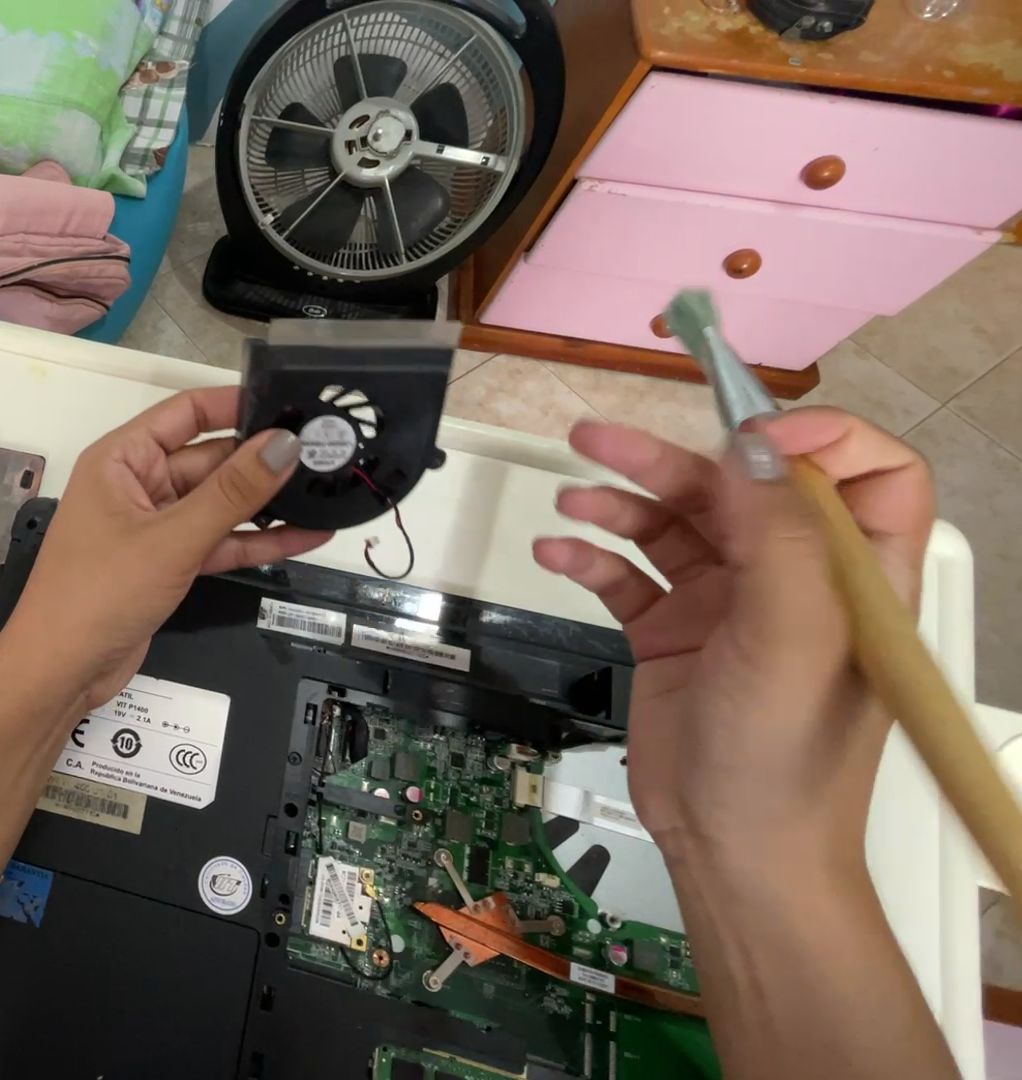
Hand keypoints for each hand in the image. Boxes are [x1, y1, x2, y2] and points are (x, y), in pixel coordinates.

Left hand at [0, 387, 331, 708]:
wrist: (61, 670)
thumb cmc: (99, 593)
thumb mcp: (171, 538)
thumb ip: (231, 492)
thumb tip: (283, 444)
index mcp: (121, 460)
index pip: (185, 413)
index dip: (236, 404)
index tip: (290, 402)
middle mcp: (137, 485)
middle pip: (209, 459)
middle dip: (262, 459)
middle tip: (325, 452)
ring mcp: (153, 526)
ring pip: (217, 504)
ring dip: (264, 503)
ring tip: (326, 490)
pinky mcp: (166, 563)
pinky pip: (216, 541)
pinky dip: (253, 542)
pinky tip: (303, 536)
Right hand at [532, 408, 934, 871]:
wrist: (726, 838)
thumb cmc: (784, 751)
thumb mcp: (794, 639)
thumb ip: (778, 540)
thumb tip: (750, 450)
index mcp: (851, 575)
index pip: (859, 476)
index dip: (810, 440)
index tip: (739, 432)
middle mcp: (786, 579)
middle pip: (730, 492)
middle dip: (663, 462)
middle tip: (593, 440)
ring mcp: (720, 603)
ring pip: (667, 529)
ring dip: (615, 509)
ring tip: (568, 501)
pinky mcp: (665, 629)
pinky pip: (624, 577)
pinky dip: (588, 561)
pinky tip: (557, 556)